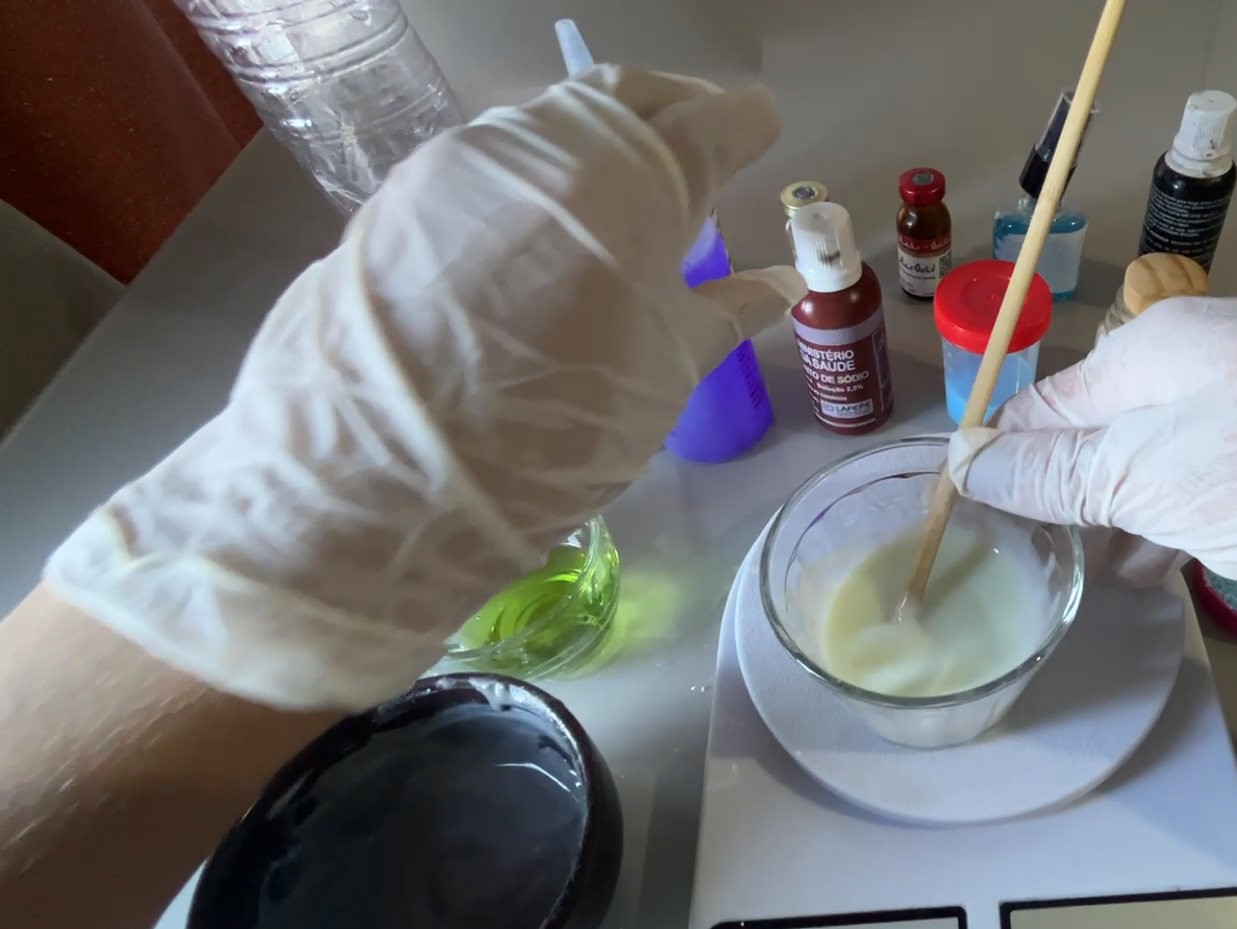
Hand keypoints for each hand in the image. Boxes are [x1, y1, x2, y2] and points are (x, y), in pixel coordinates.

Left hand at [44, 66, 806, 710]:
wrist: (402, 469)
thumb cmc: (571, 416)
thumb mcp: (671, 368)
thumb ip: (729, 311)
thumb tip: (781, 286)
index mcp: (630, 188)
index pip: (702, 128)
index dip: (742, 121)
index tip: (765, 120)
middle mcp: (546, 147)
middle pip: (623, 97)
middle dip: (675, 106)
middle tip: (707, 133)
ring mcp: (469, 161)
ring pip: (556, 118)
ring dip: (609, 135)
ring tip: (640, 181)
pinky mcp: (414, 191)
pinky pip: (504, 154)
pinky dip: (553, 166)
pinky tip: (566, 217)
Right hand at [952, 297, 1236, 609]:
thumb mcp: (1168, 480)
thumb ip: (1066, 474)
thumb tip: (970, 465)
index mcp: (1148, 359)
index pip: (1038, 413)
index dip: (1002, 472)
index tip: (985, 537)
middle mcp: (1192, 367)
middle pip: (1091, 437)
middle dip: (1063, 502)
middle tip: (1051, 573)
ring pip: (1147, 463)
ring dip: (1121, 519)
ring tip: (1113, 578)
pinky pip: (1203, 479)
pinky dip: (1177, 521)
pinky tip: (1172, 563)